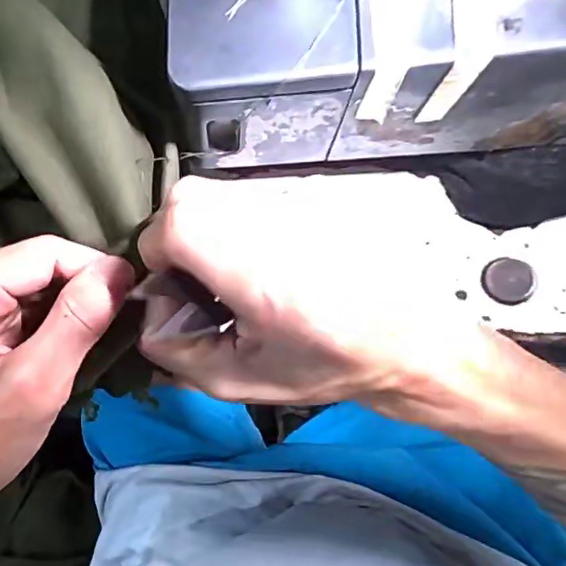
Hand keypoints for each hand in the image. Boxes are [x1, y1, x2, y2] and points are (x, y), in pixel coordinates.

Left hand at [0, 236, 134, 523]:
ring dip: (66, 306)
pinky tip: (66, 344)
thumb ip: (77, 322)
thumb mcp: (35, 387)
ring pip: (28, 283)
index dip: (94, 267)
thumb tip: (118, 271)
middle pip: (34, 263)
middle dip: (81, 287)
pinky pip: (14, 305)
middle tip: (123, 318)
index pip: (43, 252)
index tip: (135, 294)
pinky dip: (45, 321)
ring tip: (99, 335)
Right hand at [137, 175, 524, 424]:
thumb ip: (173, 351)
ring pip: (213, 196)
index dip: (159, 268)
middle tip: (210, 288)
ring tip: (246, 276)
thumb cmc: (330, 361)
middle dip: (179, 245)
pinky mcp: (310, 187)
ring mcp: (290, 191)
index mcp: (242, 259)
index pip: (158, 230)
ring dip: (210, 233)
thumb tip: (150, 316)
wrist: (415, 339)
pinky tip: (274, 262)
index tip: (183, 298)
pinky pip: (247, 196)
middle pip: (180, 204)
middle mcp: (263, 211)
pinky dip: (242, 225)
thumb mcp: (237, 379)